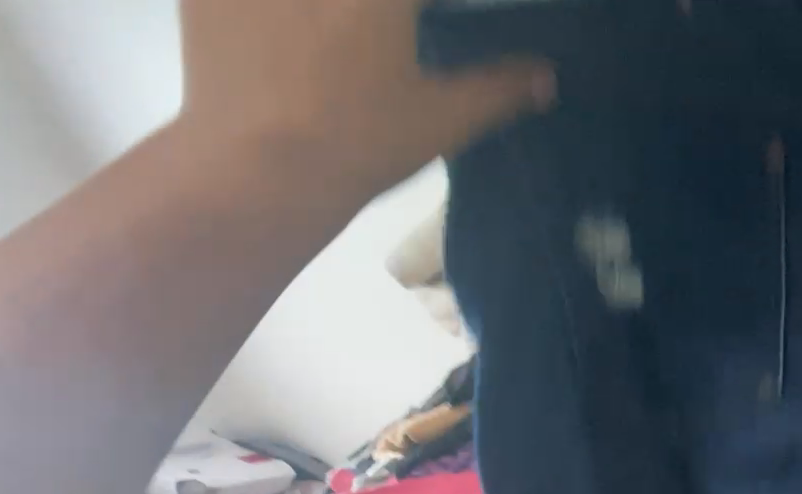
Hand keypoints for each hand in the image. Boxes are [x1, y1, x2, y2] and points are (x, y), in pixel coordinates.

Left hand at [176, 0, 555, 208]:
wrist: (256, 168)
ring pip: (329, 1)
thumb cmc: (361, 142)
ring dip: (351, 13)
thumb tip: (546, 76)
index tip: (458, 21)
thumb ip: (498, 89)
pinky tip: (298, 34)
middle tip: (410, 29)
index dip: (455, 6)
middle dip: (400, 10)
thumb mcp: (443, 119)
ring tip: (354, 39)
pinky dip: (288, 13)